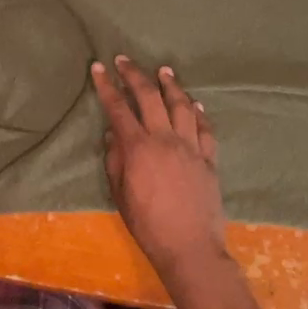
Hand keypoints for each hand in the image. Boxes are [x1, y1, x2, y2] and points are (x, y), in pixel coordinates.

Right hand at [94, 56, 228, 277]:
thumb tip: (113, 135)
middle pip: (150, 97)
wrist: (190, 248)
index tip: (98, 67)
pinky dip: (199, 113)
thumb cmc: (147, 225)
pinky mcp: (209, 160)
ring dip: (170, 86)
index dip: (107, 85)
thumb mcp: (120, 194)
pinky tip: (195, 105)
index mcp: (138, 148)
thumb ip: (115, 160)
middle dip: (135, 74)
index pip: (118, 108)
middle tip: (124, 60)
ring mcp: (191, 147)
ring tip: (163, 71)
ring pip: (181, 106)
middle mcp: (165, 139)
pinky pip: (205, 129)